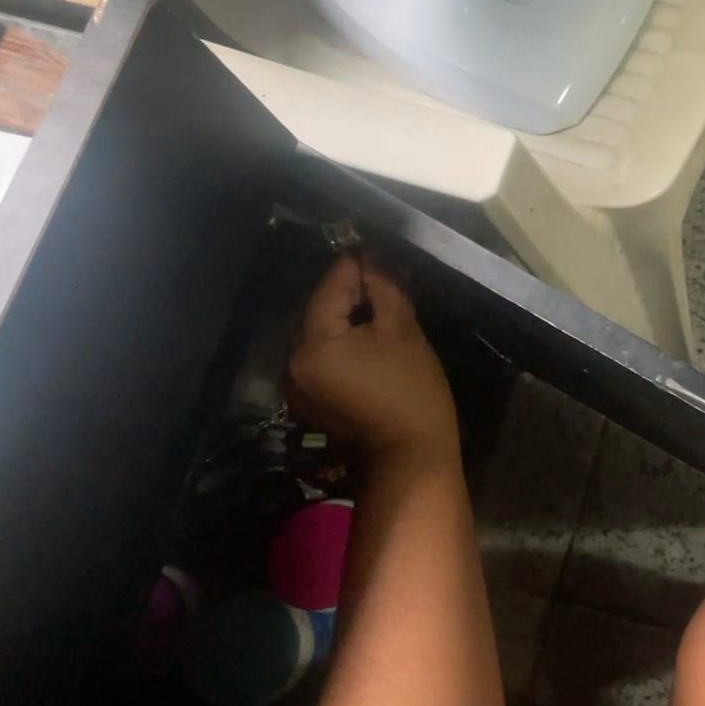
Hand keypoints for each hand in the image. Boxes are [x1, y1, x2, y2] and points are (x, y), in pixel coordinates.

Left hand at [287, 257, 457, 466]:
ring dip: (345, 319)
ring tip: (378, 310)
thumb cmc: (412, 390)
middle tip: (384, 281)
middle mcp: (292, 362)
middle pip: (320, 311)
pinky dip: (341, 344)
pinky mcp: (307, 399)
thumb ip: (384, 288)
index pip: (329, 289)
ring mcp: (296, 385)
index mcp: (313, 344)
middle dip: (350, 294)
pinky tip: (368, 343)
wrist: (411, 452)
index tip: (377, 252)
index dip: (354, 268)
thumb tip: (374, 258)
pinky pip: (322, 357)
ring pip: (320, 334)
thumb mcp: (403, 331)